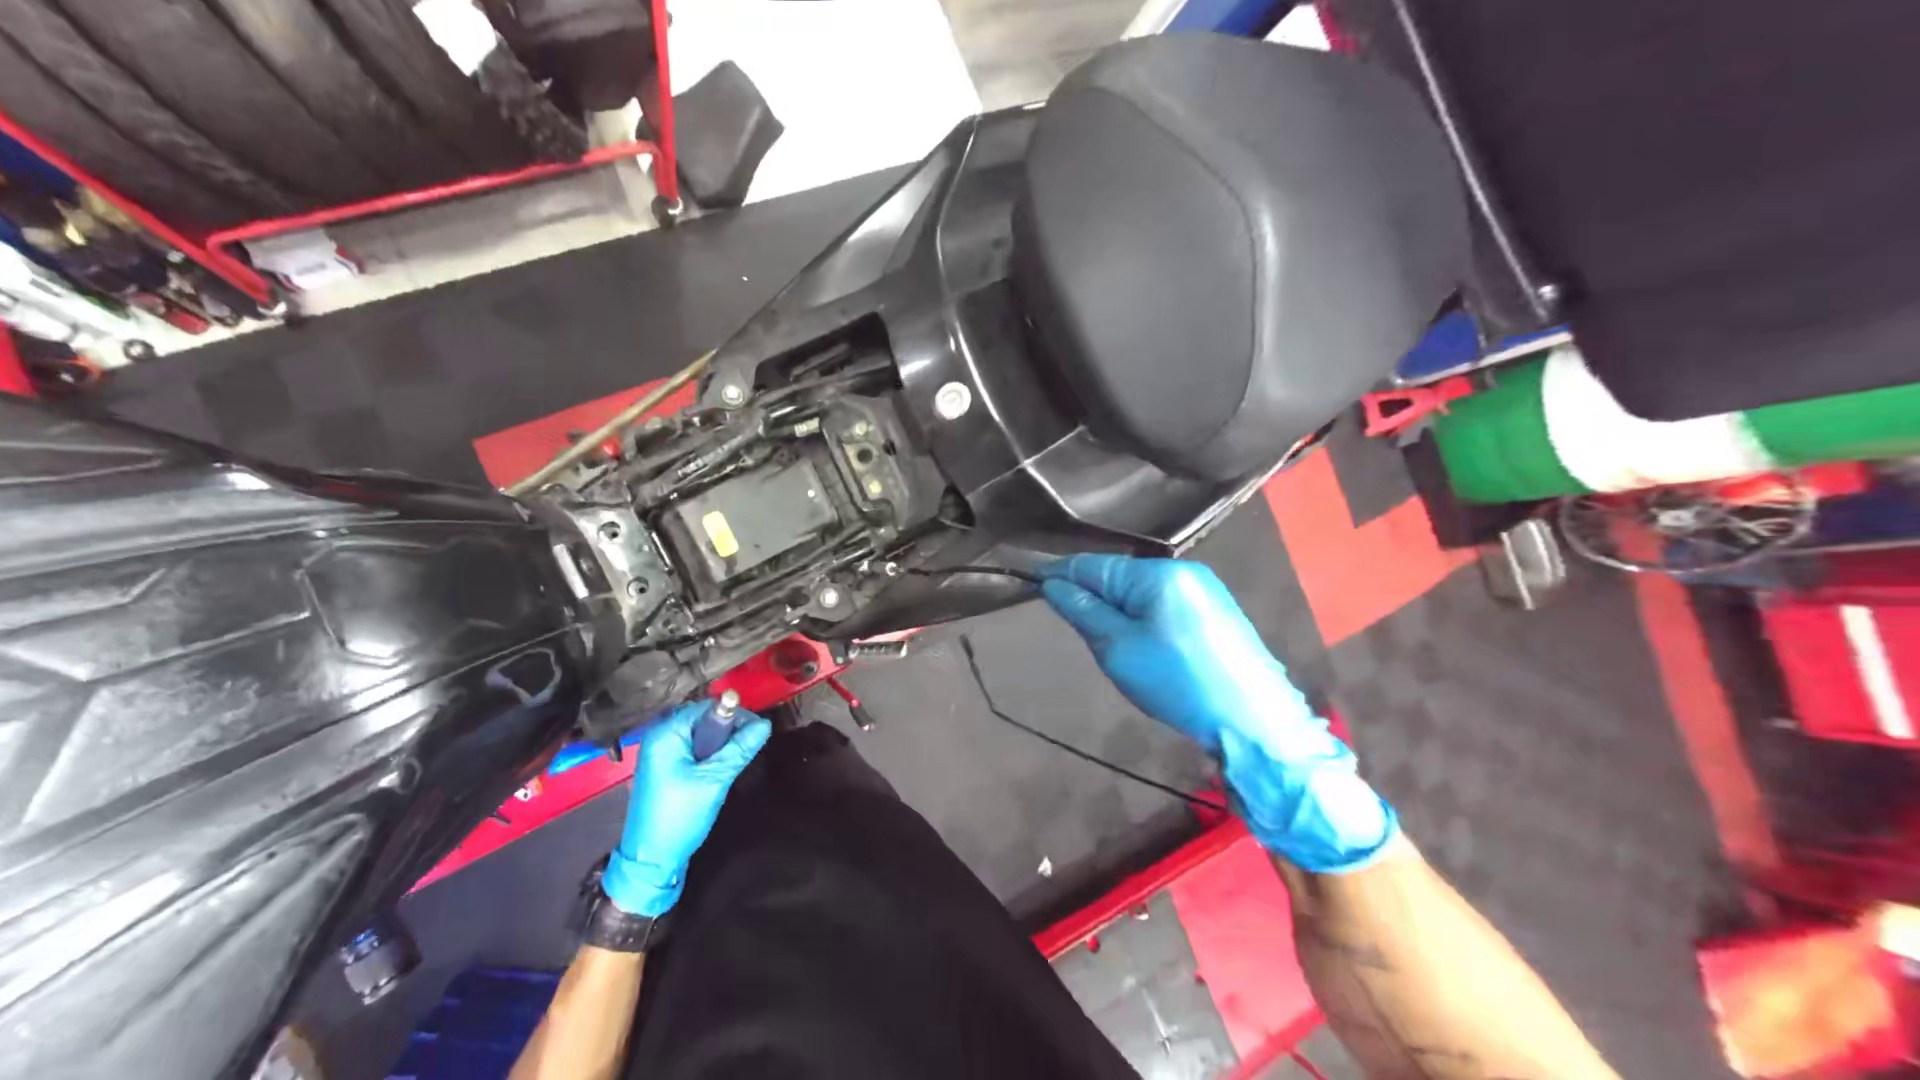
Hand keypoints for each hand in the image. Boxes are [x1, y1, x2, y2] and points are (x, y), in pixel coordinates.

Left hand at [600, 699, 771, 915]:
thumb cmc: (680, 816)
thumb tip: (765, 724)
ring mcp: (660, 752)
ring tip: (736, 759)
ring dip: (720, 744)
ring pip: (700, 734)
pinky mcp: (664, 766)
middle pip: (703, 718)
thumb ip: (739, 749)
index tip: (758, 732)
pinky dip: (708, 754)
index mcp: (666, 733)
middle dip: (728, 730)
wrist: (650, 860)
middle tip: (749, 747)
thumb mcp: (714, 780)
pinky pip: (692, 748)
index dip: (735, 716)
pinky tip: (720, 768)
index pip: (708, 707)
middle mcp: (659, 736)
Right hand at [1041, 554, 1396, 872]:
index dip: (1060, 574)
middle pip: (1119, 575)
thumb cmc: (1177, 683)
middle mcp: (1183, 571)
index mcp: (1158, 574)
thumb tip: (1053, 584)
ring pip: (1140, 591)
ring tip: (1105, 639)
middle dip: (1091, 595)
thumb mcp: (1119, 649)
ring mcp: (1204, 590)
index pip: (1094, 564)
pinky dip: (1141, 617)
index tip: (1032, 583)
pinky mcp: (1215, 611)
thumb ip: (1084, 611)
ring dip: (1116, 608)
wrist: (1254, 721)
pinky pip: (1163, 603)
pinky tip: (1140, 643)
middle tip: (1072, 624)